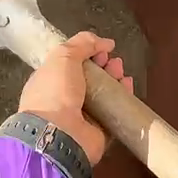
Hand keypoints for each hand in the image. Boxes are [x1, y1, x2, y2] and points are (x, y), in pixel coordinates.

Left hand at [17, 31, 129, 166]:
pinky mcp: (99, 131)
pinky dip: (123, 98)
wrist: (59, 135)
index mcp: (49, 82)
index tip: (100, 50)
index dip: (86, 54)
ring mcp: (81, 117)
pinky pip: (114, 112)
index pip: (70, 64)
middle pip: (89, 78)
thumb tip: (105, 42)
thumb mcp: (63, 56)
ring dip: (114, 79)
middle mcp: (64, 99)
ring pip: (103, 93)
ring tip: (121, 71)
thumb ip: (82, 43)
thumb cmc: (55, 92)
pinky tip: (128, 86)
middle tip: (113, 61)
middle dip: (104, 66)